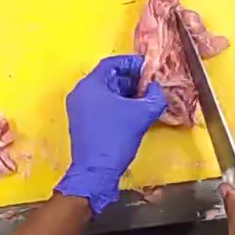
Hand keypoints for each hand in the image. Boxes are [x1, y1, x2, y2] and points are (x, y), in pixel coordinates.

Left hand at [55, 54, 167, 213]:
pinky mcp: (80, 122)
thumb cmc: (116, 138)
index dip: (132, 63)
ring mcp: (78, 109)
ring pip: (104, 92)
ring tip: (143, 99)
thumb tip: (156, 88)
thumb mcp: (142, 114)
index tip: (147, 68)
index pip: (111, 63)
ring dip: (124, 93)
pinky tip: (131, 112)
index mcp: (90, 85)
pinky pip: (99, 105)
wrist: (96, 171)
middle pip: (107, 77)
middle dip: (129, 79)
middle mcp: (80, 93)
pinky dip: (115, 104)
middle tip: (148, 84)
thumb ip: (155, 96)